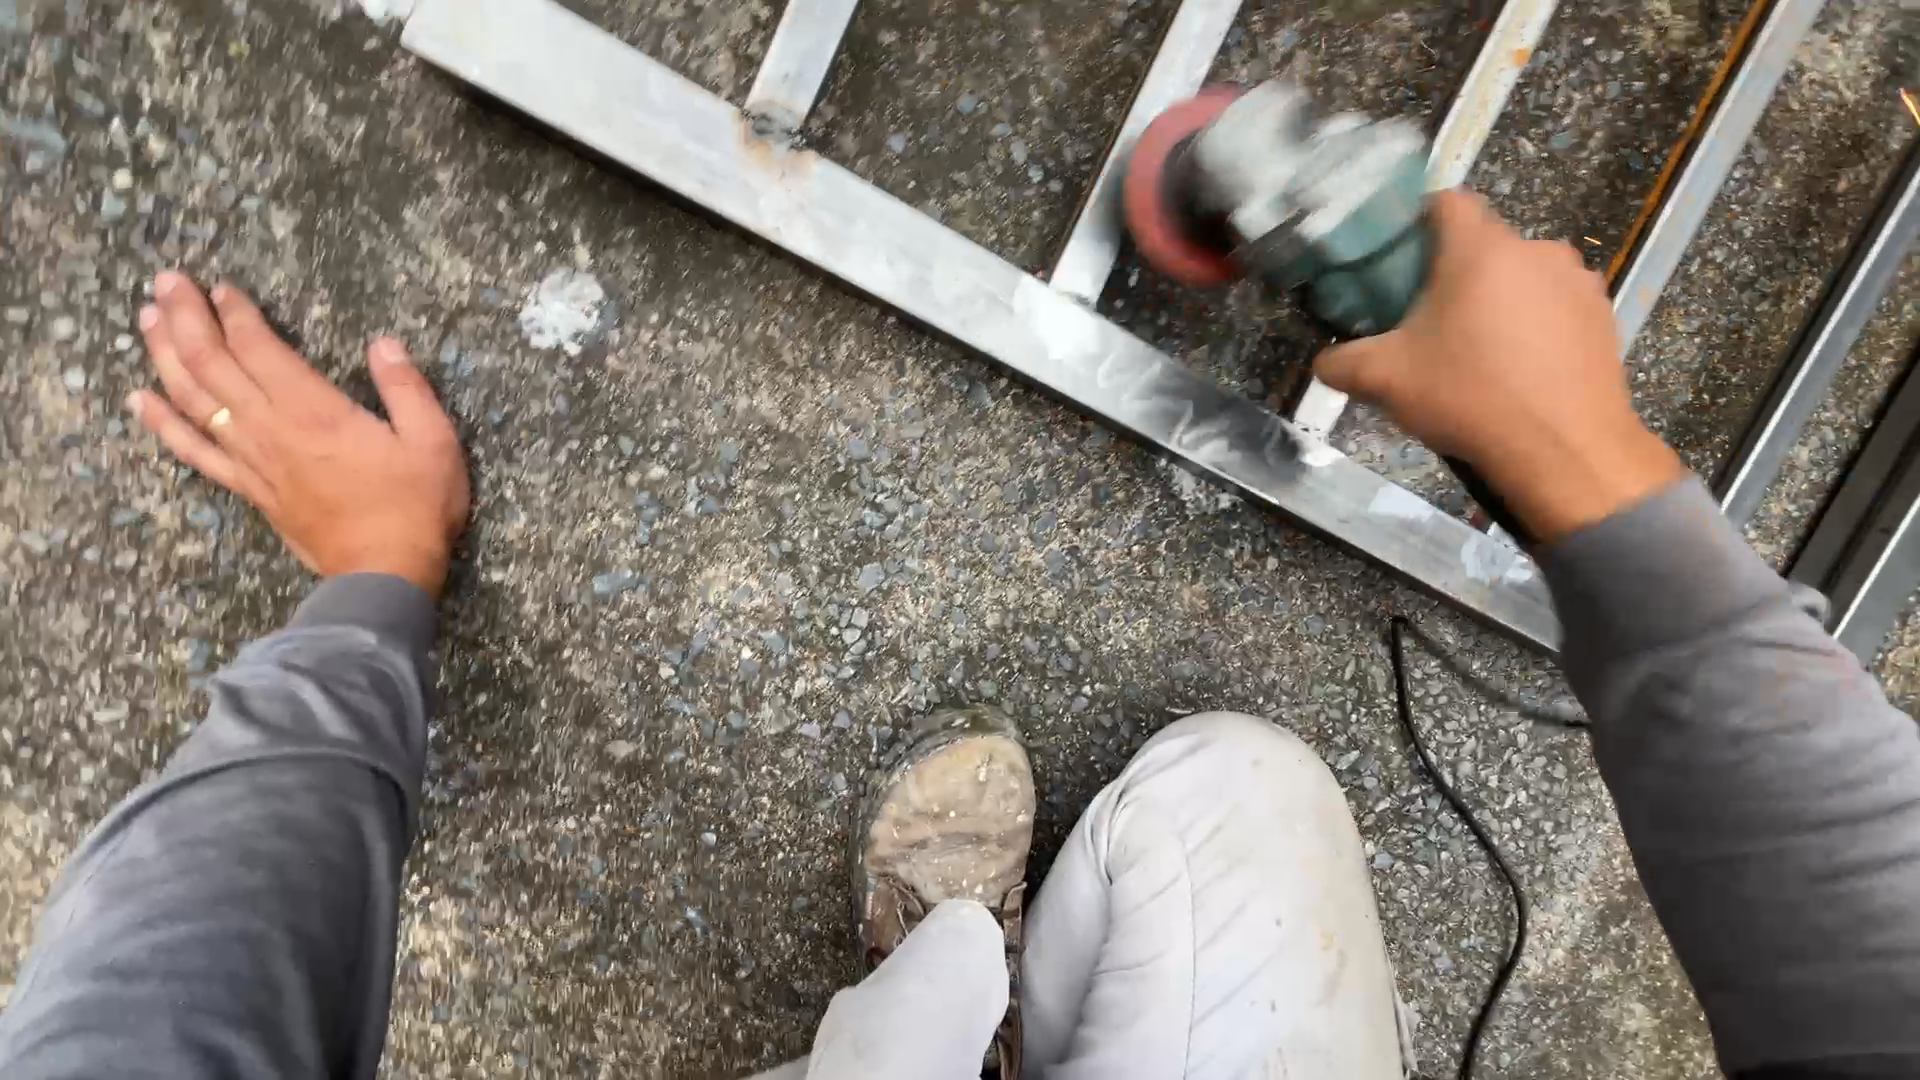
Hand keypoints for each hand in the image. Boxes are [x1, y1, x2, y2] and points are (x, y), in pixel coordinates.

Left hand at [127, 272, 469, 595]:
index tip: (224, 288)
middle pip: (212, 365)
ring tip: (145, 319)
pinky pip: (194, 450)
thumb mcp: (435, 441)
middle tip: (165, 282)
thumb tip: (384, 344)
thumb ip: (407, 390)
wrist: (387, 567)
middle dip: (184, 319)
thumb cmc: (418, 504)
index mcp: (316, 412)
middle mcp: (271, 429)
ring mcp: (253, 460)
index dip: (237, 315)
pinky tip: (142, 400)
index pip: (260, 350)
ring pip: (192, 399)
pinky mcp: (250, 487)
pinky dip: (162, 422)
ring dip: (164, 355)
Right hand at [1315, 190, 1684, 542]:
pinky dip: (1524, 324)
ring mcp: (1576, 281)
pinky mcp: (1600, 315)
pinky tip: (1508, 368)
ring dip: (1488, 299)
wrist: (1562, 447)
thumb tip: (1325, 360)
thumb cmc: (1466, 395)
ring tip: (1466, 349)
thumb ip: (1339, 362)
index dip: (1413, 221)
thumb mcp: (1381, 380)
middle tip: (1418, 320)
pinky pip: (1548, 304)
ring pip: (1515, 275)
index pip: (1445, 202)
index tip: (1392, 258)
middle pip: (1479, 244)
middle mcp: (1535, 250)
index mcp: (1479, 251)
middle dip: (1446, 274)